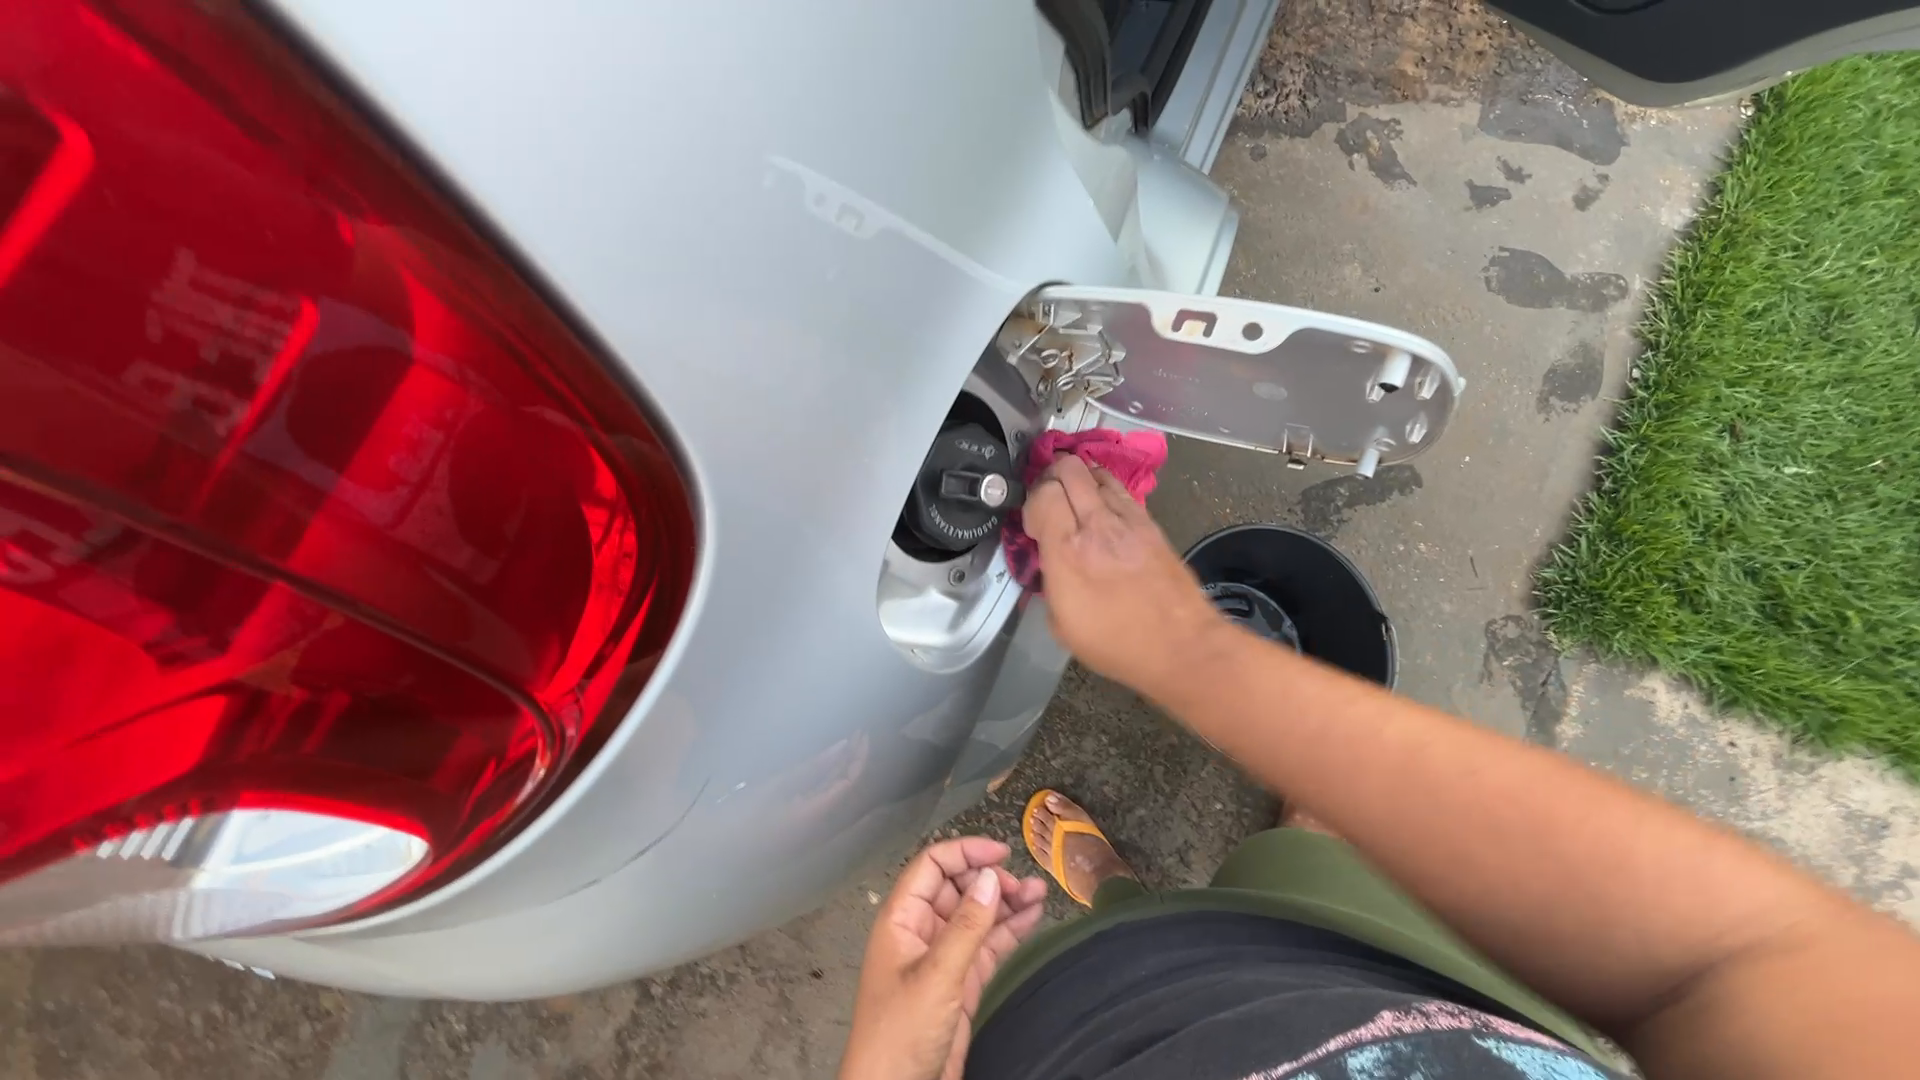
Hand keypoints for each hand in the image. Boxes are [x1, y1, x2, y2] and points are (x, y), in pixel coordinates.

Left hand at [839, 838, 1047, 1079]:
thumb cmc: (900, 1035)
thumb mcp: (936, 977)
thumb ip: (966, 926)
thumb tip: (990, 877)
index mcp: (901, 919)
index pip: (932, 866)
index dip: (965, 852)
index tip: (1002, 853)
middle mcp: (921, 931)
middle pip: (957, 888)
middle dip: (990, 879)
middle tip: (1023, 884)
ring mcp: (941, 957)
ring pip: (976, 916)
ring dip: (1005, 903)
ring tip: (1039, 892)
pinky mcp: (960, 983)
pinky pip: (986, 945)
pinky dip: (1008, 930)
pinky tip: (1032, 916)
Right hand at [1024, 454, 1230, 699]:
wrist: (1180, 644)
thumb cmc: (1116, 642)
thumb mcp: (1062, 625)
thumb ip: (1049, 583)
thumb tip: (1048, 565)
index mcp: (1068, 550)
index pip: (1043, 492)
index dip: (1031, 502)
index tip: (1032, 525)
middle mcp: (1097, 524)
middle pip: (1070, 469)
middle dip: (1052, 475)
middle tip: (1048, 497)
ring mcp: (1128, 519)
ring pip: (1097, 472)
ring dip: (1081, 478)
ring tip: (1074, 497)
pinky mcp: (1151, 523)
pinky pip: (1121, 490)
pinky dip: (1105, 489)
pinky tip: (1101, 507)